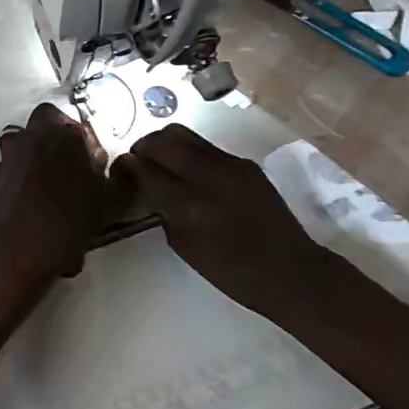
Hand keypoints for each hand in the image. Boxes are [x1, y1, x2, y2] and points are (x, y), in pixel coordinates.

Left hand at [0, 103, 105, 290]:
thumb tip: (125, 170)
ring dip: (27, 147)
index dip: (88, 144)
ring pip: (16, 136)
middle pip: (45, 117)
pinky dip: (5, 173)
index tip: (93, 162)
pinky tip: (17, 189)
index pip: (82, 127)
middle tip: (67, 158)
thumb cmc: (74, 221)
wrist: (27, 248)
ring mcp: (11, 154)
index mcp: (70, 135)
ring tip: (41, 172)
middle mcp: (38, 136)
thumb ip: (123, 181)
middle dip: (54, 131)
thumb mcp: (113, 202)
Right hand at [114, 125, 335, 313]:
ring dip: (166, 144)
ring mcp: (231, 166)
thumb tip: (149, 189)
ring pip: (186, 135)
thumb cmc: (233, 273)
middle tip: (137, 161)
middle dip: (143, 147)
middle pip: (163, 141)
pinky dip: (190, 154)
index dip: (126, 166)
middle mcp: (209, 177)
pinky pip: (208, 148)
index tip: (118, 170)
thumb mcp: (185, 248)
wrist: (289, 270)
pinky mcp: (246, 164)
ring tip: (161, 161)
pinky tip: (191, 173)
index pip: (146, 170)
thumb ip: (164, 212)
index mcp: (190, 206)